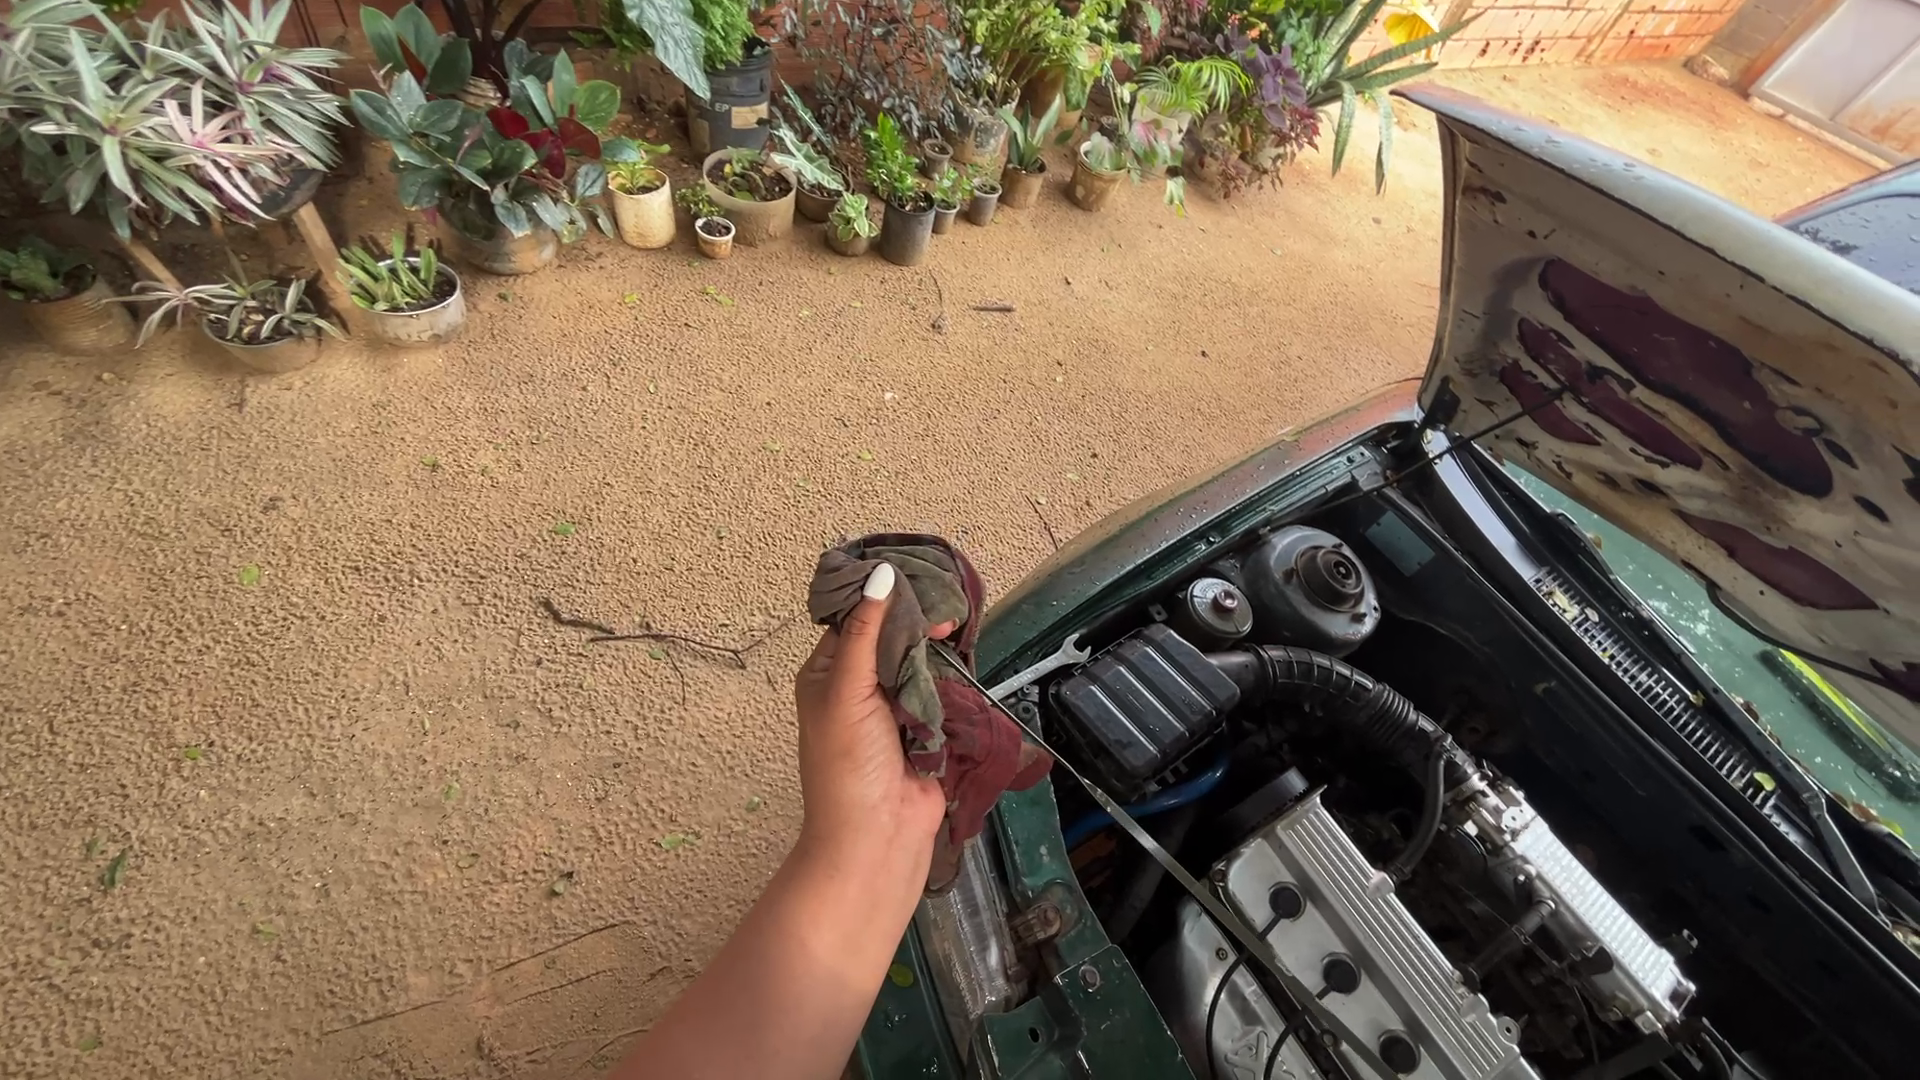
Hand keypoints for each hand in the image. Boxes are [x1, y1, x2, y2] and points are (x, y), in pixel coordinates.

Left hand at [793, 563, 949, 874]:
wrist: (878, 837)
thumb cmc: (848, 762)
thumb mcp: (846, 689)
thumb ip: (865, 631)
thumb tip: (880, 573)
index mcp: (828, 672)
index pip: (853, 618)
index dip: (879, 595)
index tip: (911, 572)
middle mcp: (858, 684)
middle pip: (889, 636)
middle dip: (913, 619)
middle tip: (943, 603)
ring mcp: (893, 704)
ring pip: (916, 658)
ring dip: (933, 645)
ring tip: (955, 622)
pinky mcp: (924, 722)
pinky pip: (938, 685)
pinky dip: (949, 672)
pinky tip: (962, 651)